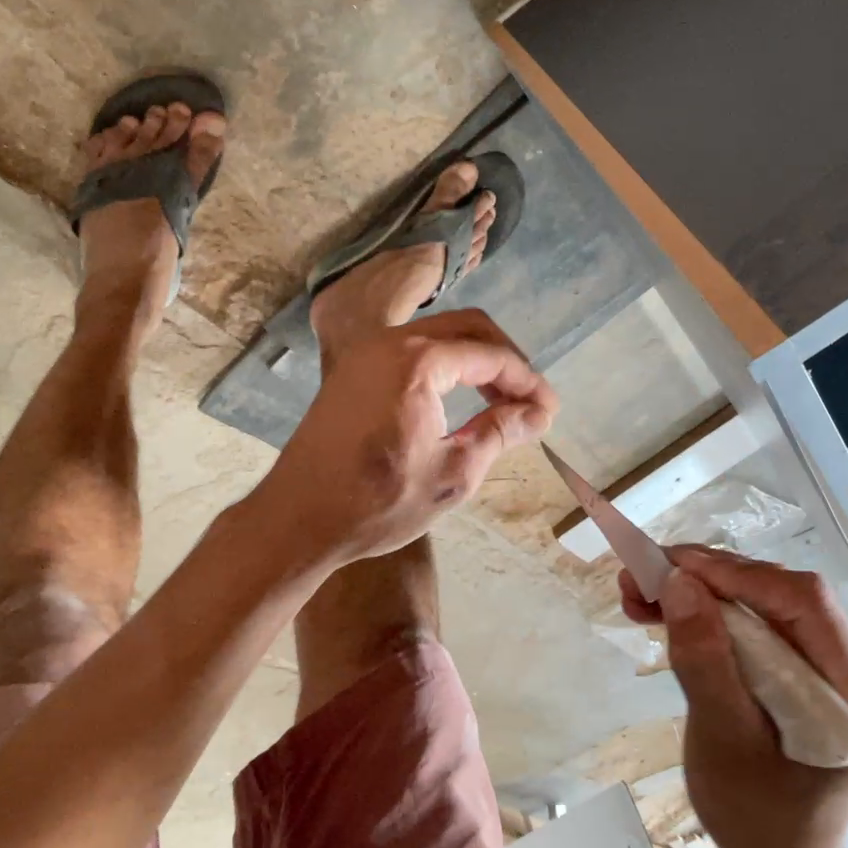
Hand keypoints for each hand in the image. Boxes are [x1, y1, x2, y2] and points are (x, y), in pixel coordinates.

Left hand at [256, 309, 557, 566]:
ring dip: (476, 358)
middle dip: (505, 360)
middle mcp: (390, 340)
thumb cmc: (378, 503)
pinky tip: (459, 396)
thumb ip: (500, 431)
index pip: (490, 354)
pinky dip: (446, 363)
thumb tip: (538, 413)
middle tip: (529, 401)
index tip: (549, 411)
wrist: (298, 520)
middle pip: (468, 327)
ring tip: (500, 401)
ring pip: (440, 333)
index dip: (527, 381)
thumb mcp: (453, 472)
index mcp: (417, 361)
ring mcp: (367, 351)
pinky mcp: (354, 367)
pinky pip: (414, 347)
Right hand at [621, 547, 847, 847]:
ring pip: (766, 604)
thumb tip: (680, 583)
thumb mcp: (723, 742)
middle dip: (710, 578)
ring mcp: (833, 668)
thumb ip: (705, 662)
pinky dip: (712, 615)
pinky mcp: (806, 673)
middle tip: (644, 576)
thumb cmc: (756, 815)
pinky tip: (670, 614)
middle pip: (783, 595)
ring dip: (703, 592)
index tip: (671, 566)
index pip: (803, 601)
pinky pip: (760, 626)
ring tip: (643, 592)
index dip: (736, 574)